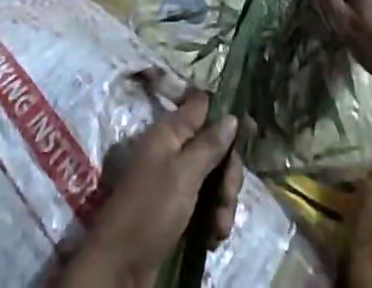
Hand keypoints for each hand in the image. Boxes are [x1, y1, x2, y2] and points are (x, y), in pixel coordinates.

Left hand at [62, 89, 244, 287]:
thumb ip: (210, 144)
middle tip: (227, 196)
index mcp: (170, 132)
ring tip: (220, 227)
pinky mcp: (179, 208)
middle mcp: (174, 150)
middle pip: (215, 146)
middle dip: (228, 173)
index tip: (250, 128)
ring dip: (224, 202)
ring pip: (215, 177)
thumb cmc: (151, 209)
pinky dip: (215, 219)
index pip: (203, 106)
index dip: (226, 113)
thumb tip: (232, 116)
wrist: (121, 266)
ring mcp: (177, 180)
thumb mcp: (184, 173)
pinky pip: (207, 203)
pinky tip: (214, 237)